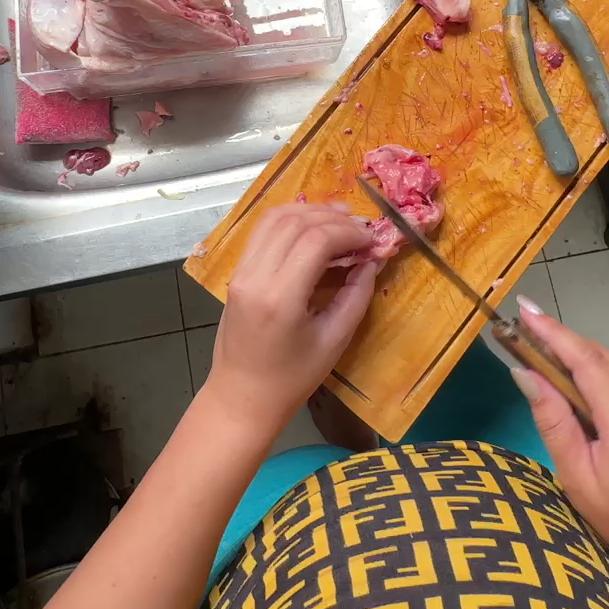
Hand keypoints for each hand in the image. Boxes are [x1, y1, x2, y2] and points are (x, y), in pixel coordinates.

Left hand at [205, 204, 380, 428]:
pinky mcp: (237, 272)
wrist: (241, 397)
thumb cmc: (292, 379)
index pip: (315, 241)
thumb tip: (372, 260)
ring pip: (275, 218)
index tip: (371, 240)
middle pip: (295, 222)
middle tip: (361, 228)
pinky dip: (290, 220)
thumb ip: (356, 296)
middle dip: (333, 219)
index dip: (348, 233)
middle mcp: (255, 277)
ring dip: (310, 211)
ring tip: (340, 219)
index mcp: (280, 298)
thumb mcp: (334, 341)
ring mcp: (241, 271)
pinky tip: (313, 226)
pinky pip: (262, 230)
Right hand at [511, 304, 608, 564]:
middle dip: (560, 341)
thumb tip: (523, 372)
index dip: (553, 333)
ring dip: (578, 355)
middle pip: (599, 355)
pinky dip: (599, 370)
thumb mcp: (577, 477)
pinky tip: (579, 383)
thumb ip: (552, 421)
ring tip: (545, 358)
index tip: (525, 310)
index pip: (587, 362)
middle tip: (523, 334)